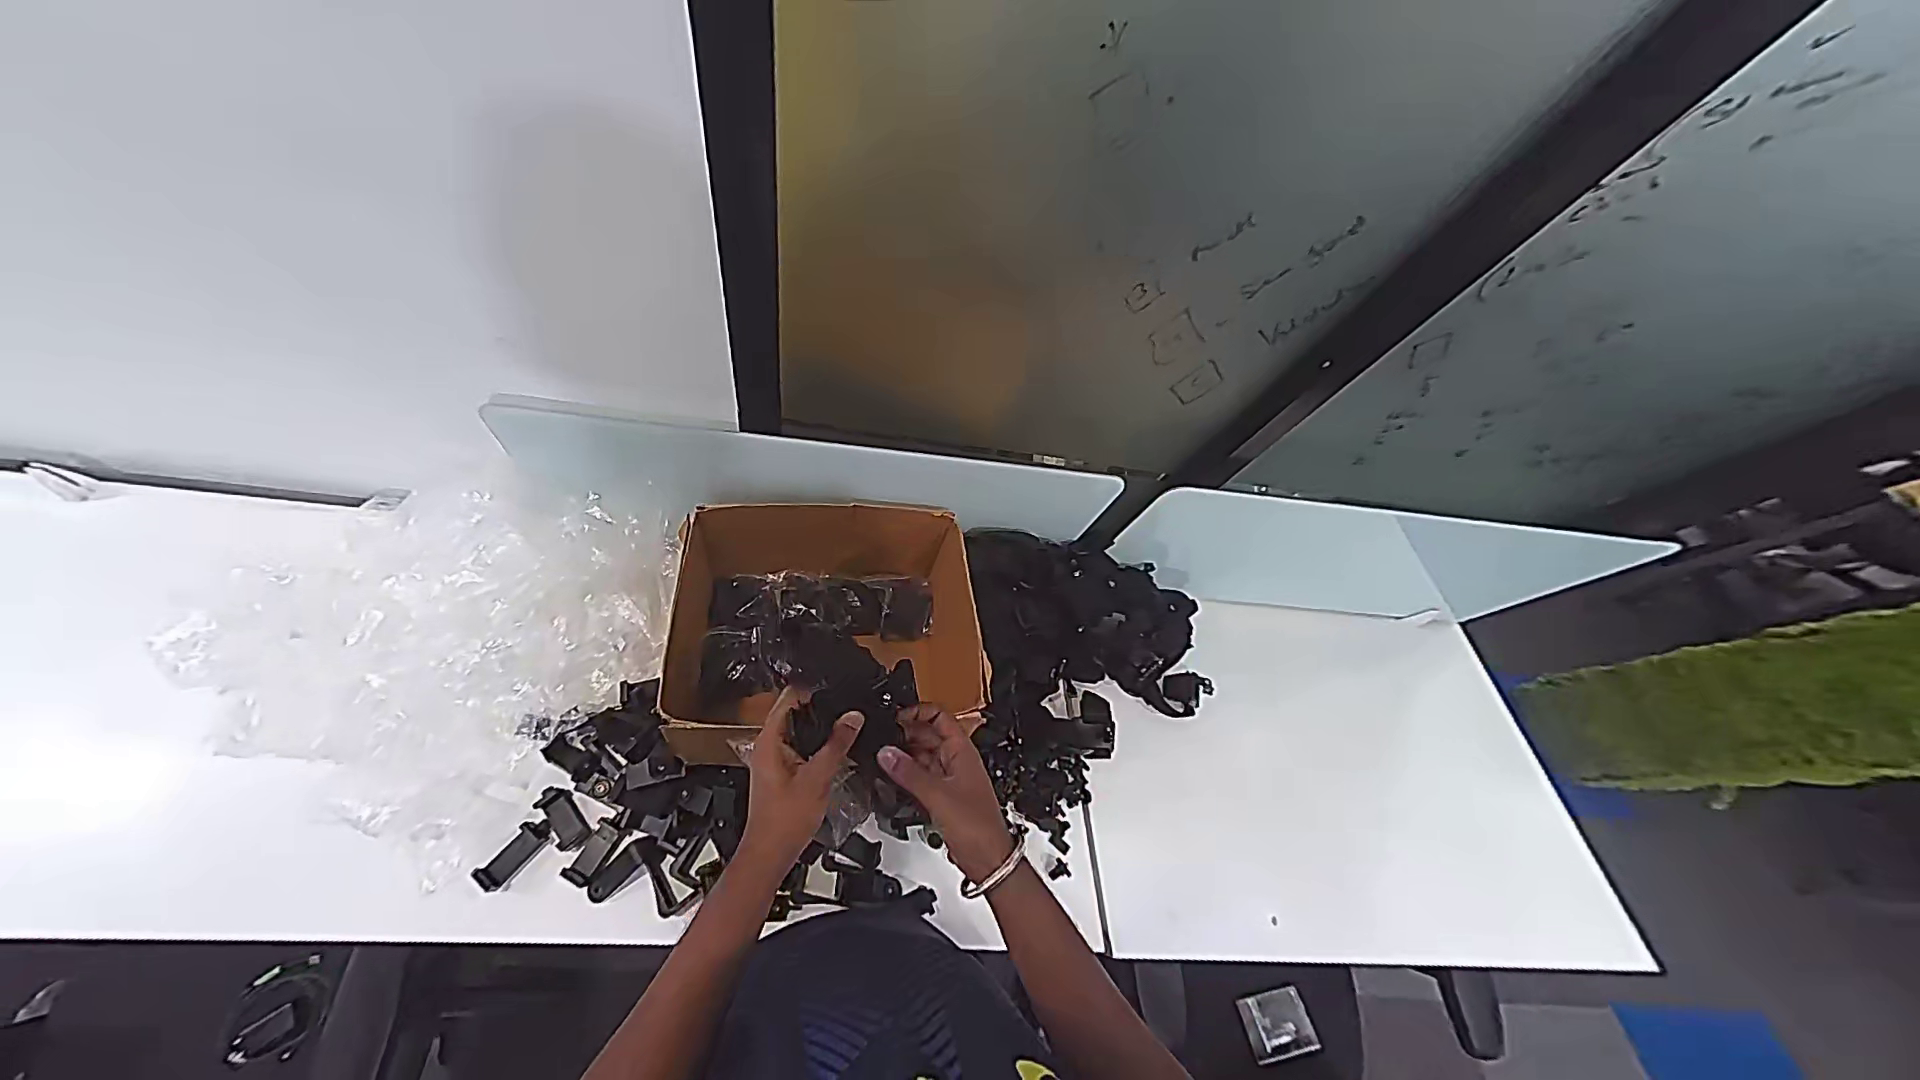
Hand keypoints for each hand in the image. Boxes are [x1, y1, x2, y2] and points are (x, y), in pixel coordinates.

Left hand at [740, 688, 862, 871]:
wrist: (770, 855)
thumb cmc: (783, 822)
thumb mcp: (817, 778)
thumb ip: (836, 744)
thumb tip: (852, 717)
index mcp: (769, 741)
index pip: (788, 698)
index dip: (811, 689)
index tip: (835, 686)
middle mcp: (768, 745)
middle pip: (795, 712)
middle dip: (820, 706)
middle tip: (847, 703)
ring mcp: (774, 758)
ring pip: (800, 730)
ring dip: (821, 726)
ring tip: (846, 722)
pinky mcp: (783, 771)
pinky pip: (802, 746)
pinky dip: (818, 743)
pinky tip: (836, 748)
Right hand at [877, 705, 1015, 882]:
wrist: (987, 858)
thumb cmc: (977, 826)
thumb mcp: (937, 795)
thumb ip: (909, 773)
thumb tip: (887, 753)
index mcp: (962, 751)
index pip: (940, 716)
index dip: (918, 711)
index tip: (897, 716)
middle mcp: (956, 760)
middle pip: (928, 734)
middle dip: (906, 733)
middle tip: (884, 739)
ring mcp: (949, 777)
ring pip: (923, 755)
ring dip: (904, 754)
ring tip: (884, 757)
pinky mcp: (942, 794)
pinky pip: (922, 775)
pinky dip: (907, 773)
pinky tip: (892, 777)